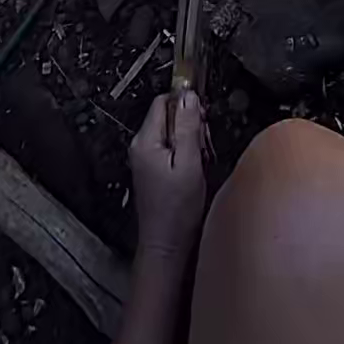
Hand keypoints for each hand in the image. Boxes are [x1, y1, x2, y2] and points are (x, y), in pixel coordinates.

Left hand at [128, 91, 206, 258]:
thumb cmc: (177, 211)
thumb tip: (188, 96)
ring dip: (190, 139)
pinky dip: (185, 152)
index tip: (201, 117)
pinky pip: (171, 147)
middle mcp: (141, 145)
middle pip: (168, 115)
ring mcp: (145, 158)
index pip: (163, 101)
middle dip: (190, 124)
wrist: (167, 247)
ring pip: (172, 131)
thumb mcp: (189, 163)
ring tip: (199, 159)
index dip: (184, 103)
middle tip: (203, 143)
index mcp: (146, 140)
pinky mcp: (152, 168)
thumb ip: (188, 127)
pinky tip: (193, 168)